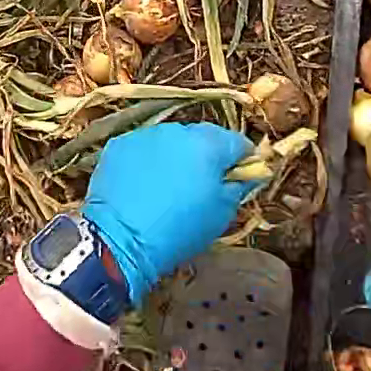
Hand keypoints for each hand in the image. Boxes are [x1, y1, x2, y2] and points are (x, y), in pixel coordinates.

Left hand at [84, 122, 259, 301]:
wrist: (118, 240)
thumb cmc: (179, 229)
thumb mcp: (221, 213)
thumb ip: (240, 186)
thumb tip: (253, 172)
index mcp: (209, 143)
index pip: (238, 143)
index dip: (243, 162)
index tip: (239, 180)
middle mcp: (178, 130)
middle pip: (204, 138)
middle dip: (208, 158)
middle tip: (203, 187)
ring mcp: (146, 134)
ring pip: (173, 142)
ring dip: (177, 157)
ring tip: (169, 188)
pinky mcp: (120, 145)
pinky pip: (144, 149)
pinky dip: (149, 162)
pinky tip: (143, 187)